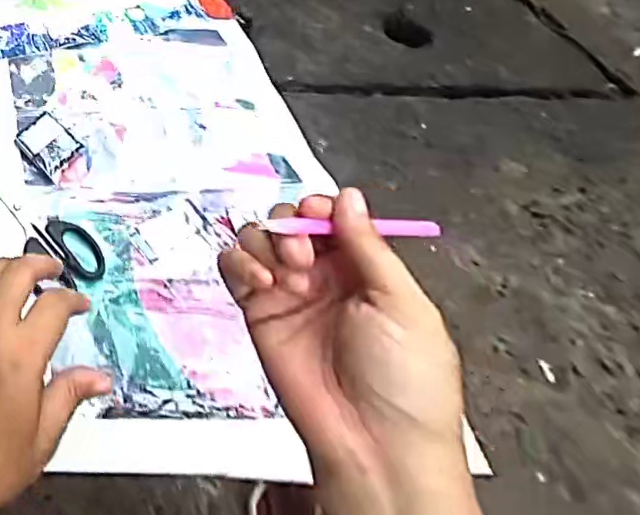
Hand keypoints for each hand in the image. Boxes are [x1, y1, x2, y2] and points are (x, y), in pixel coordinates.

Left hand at [0, 255, 109, 514]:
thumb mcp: (42, 434)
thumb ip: (69, 394)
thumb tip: (99, 377)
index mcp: (20, 354)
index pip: (53, 305)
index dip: (72, 299)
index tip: (81, 303)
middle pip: (18, 272)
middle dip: (42, 264)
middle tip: (56, 270)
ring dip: (10, 265)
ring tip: (26, 270)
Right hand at [219, 189, 478, 514]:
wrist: (372, 442)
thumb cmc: (408, 385)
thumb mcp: (405, 308)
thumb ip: (369, 248)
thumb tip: (349, 198)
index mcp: (364, 271)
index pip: (332, 218)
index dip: (320, 208)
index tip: (317, 214)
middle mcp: (323, 274)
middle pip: (288, 220)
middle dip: (290, 225)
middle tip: (303, 252)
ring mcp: (286, 289)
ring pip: (256, 235)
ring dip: (265, 243)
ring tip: (288, 274)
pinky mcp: (255, 305)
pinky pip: (232, 264)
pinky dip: (239, 261)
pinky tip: (260, 280)